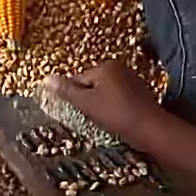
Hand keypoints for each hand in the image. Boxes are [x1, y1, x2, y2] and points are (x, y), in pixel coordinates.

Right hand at [43, 60, 166, 148]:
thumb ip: (66, 91)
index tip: (79, 112)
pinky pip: (118, 98)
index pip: (78, 79)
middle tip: (93, 117)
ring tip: (105, 119)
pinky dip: (114, 107)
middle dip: (89, 100)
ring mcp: (131, 79)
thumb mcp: (86, 103)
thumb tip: (46, 78)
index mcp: (104, 67)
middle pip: (92, 84)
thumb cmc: (115, 114)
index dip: (75, 97)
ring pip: (105, 92)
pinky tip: (116, 118)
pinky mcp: (139, 92)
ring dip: (101, 105)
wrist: (149, 128)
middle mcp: (118, 68)